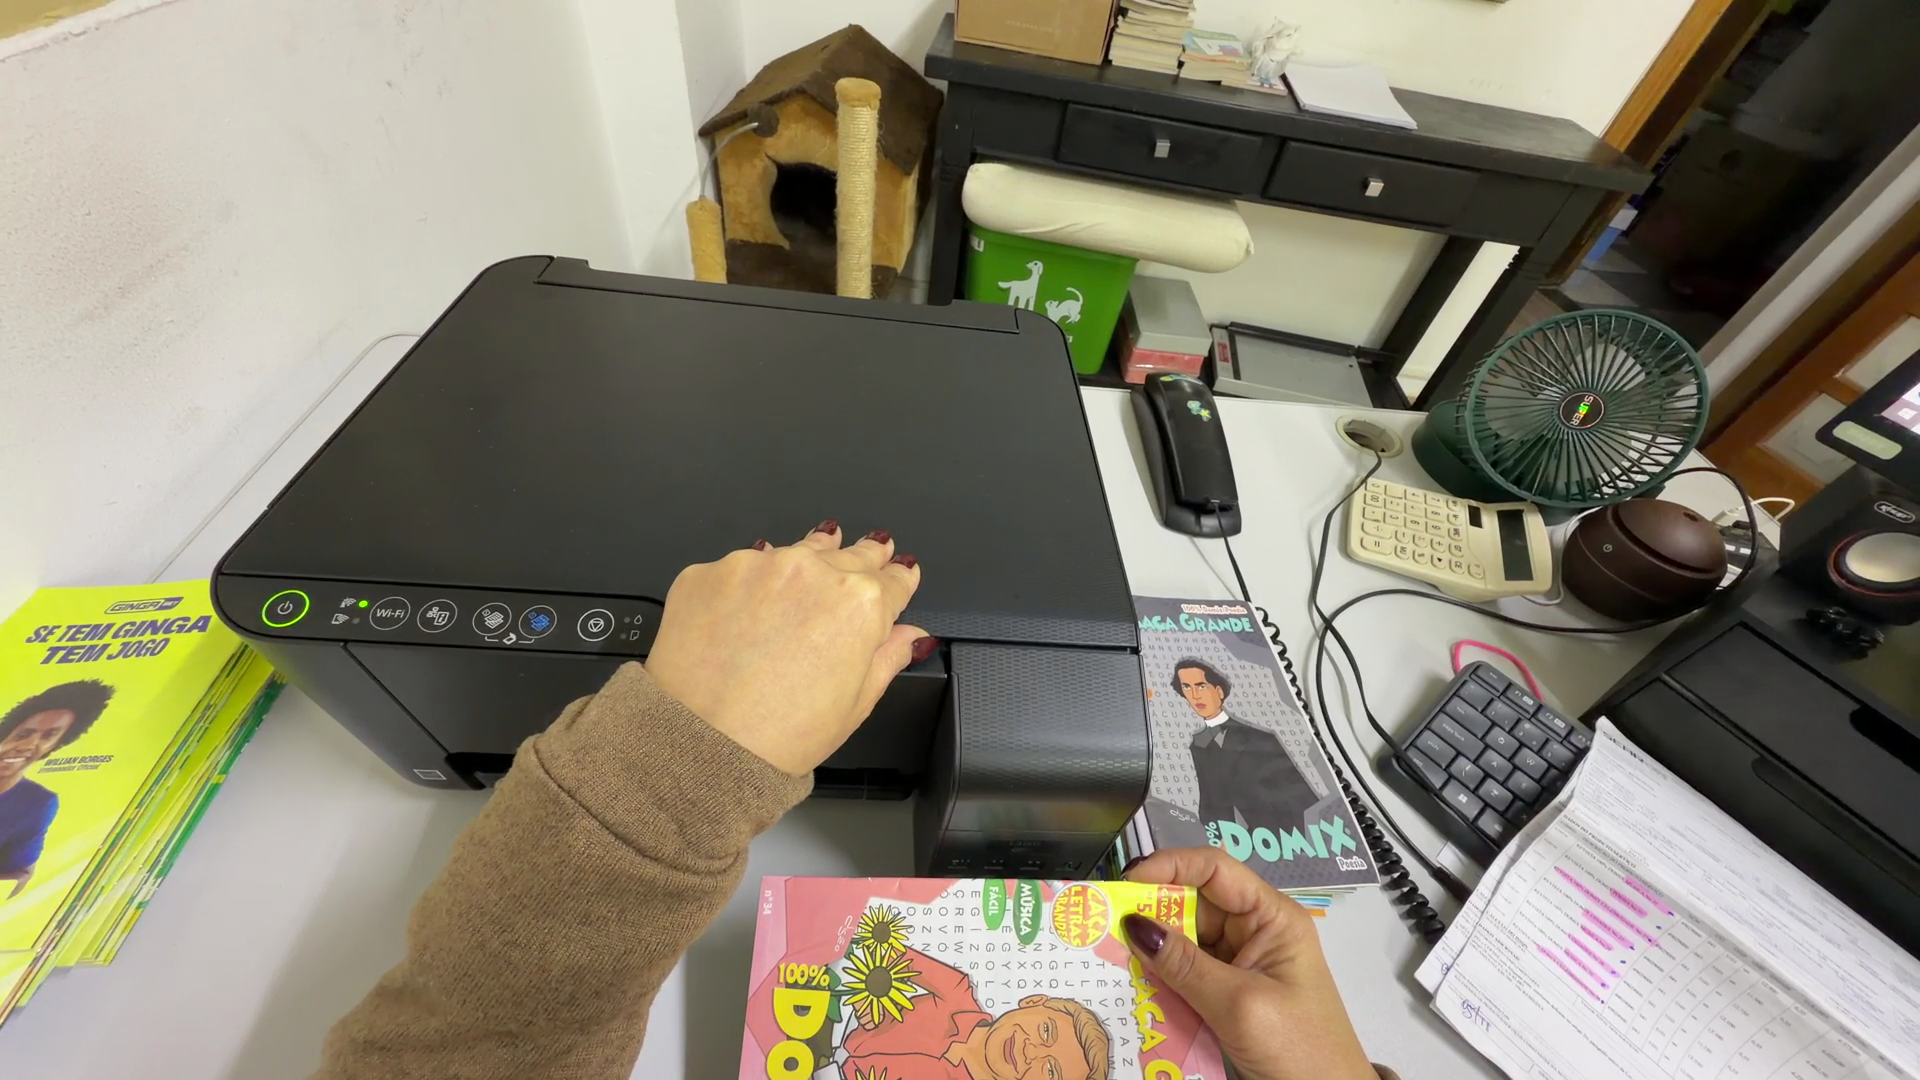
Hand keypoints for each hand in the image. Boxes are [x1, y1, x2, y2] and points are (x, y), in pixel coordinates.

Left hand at [644, 521, 931, 774]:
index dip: (900, 577)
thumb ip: (889, 658)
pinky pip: (743, 566)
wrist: (697, 742)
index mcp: (861, 604)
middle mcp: (813, 572)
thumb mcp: (855, 705)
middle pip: (852, 553)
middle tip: (875, 547)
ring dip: (812, 555)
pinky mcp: (711, 571)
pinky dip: (753, 580)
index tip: (900, 573)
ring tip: (824, 544)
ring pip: (798, 550)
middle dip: (865, 555)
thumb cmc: (778, 735)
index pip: (895, 578)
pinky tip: (753, 601)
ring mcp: (759, 566)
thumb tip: (911, 637)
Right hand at [1122, 847, 1374, 1079]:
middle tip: (1105, 922)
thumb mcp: (1239, 1006)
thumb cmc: (1300, 1053)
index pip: (1213, 868)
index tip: (1126, 882)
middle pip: (1191, 901)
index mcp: (1271, 916)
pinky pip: (1184, 969)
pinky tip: (1132, 980)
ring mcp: (1240, 961)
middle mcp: (1253, 928)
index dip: (1169, 865)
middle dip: (1151, 910)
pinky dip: (1160, 975)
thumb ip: (1184, 964)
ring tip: (1110, 951)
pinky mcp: (1227, 990)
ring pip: (1182, 936)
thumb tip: (1132, 923)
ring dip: (1151, 947)